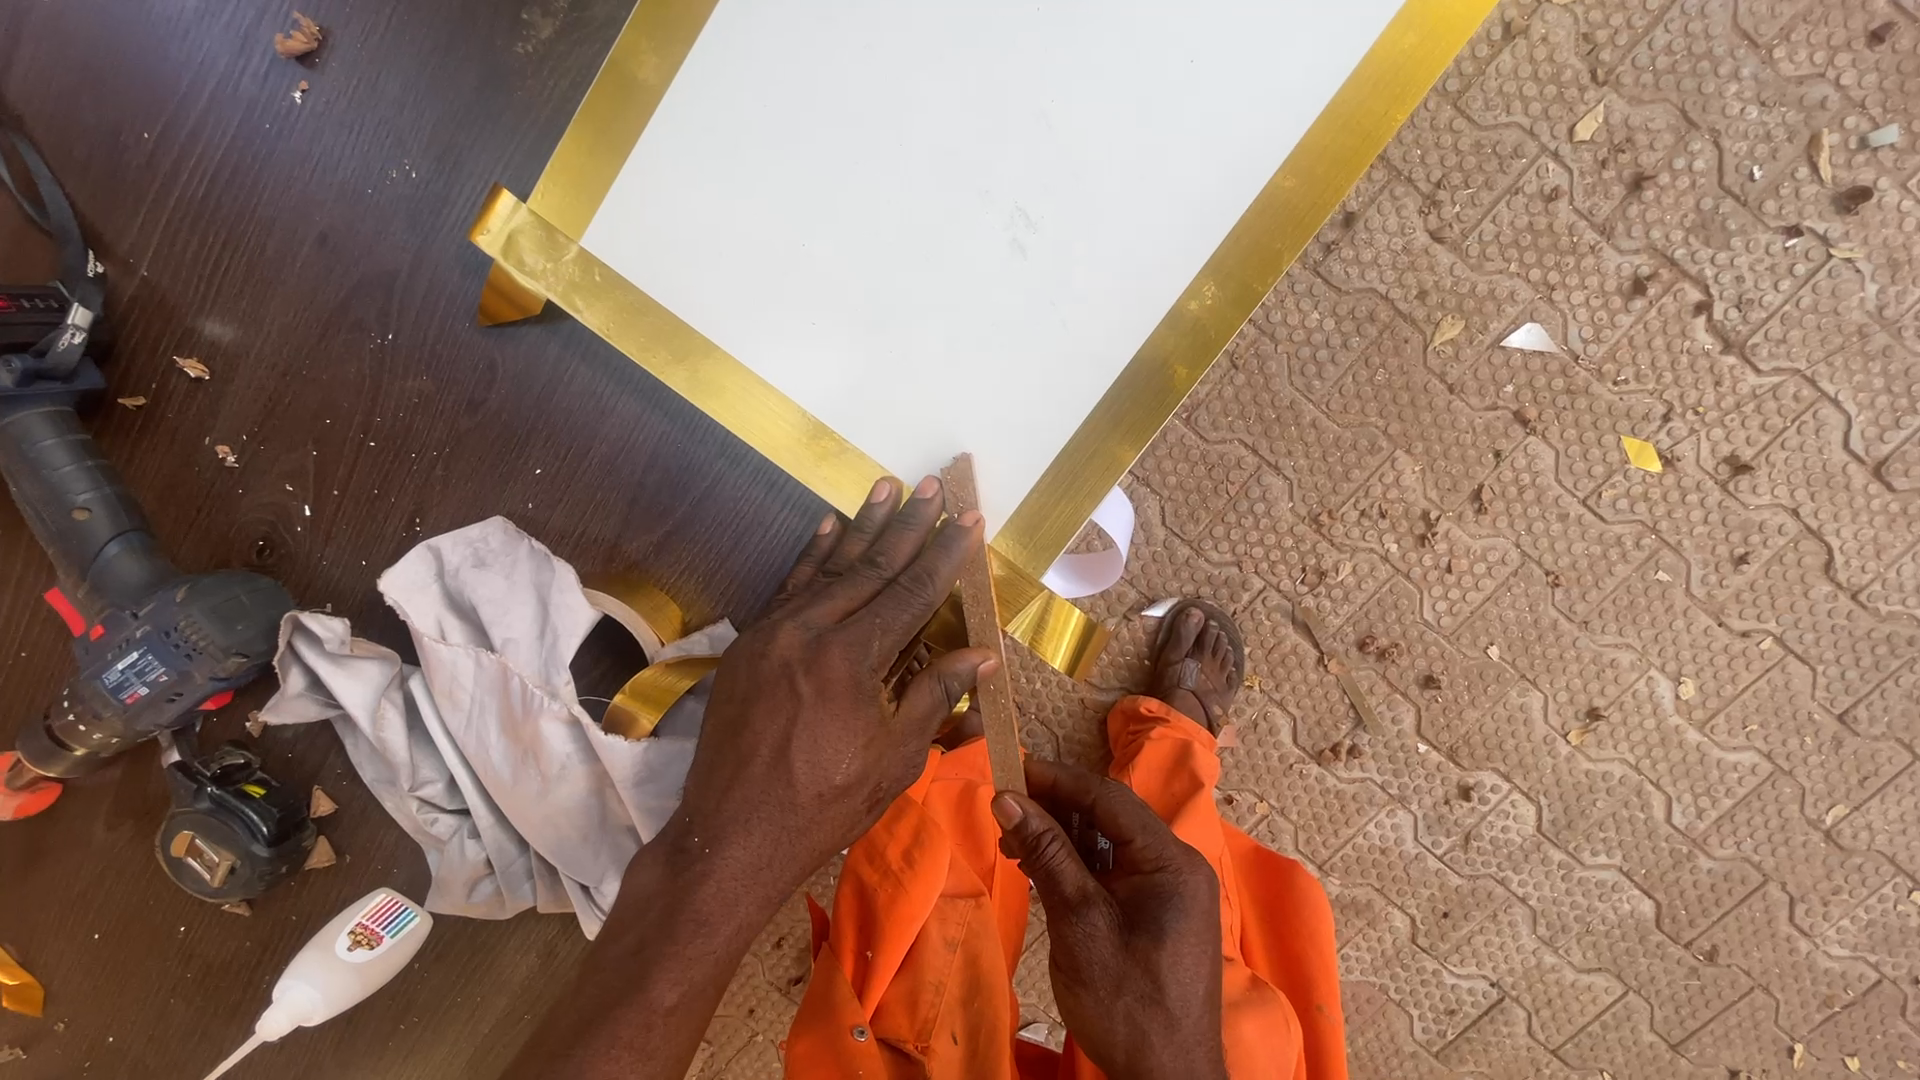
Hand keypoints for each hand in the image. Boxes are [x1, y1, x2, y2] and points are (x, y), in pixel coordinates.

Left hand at [674, 475, 996, 892]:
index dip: (944, 556)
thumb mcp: (894, 758)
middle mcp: (810, 631)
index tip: (968, 520)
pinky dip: (813, 553)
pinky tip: (829, 524)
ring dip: (863, 526)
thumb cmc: (824, 805)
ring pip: (829, 567)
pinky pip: (789, 585)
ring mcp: (773, 632)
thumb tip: (982, 656)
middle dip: (908, 525)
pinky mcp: (750, 642)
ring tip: (887, 486)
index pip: (911, 593)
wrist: (731, 833)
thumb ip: (935, 696)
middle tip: (933, 485)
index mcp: (851, 659)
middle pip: (871, 567)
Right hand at [993, 760, 1227, 1079]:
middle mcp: (1177, 864)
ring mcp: (1170, 889)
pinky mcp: (1158, 911)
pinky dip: (1077, 864)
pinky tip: (1042, 869)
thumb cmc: (1125, 1003)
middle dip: (1056, 809)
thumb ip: (1046, 853)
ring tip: (1014, 844)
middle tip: (1005, 813)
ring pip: (1109, 841)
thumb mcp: (1079, 922)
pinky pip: (1114, 869)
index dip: (1057, 779)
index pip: (1109, 797)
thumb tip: (1006, 798)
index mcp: (1170, 860)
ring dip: (1062, 836)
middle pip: (1110, 815)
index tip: (1011, 773)